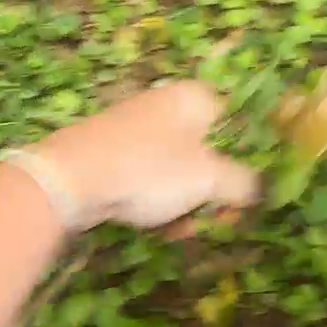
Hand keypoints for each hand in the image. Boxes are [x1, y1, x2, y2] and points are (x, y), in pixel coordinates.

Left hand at [29, 81, 257, 229]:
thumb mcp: (209, 178)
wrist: (69, 179)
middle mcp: (165, 104)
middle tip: (215, 220)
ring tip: (180, 229)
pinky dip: (155, 200)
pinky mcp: (111, 152)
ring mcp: (135, 127)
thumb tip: (258, 188)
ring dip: (184, 202)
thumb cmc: (149, 170)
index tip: (247, 193)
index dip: (248, 159)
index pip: (239, 122)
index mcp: (194, 97)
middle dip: (213, 190)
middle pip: (208, 150)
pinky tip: (154, 226)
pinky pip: (147, 177)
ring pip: (177, 169)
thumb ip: (243, 182)